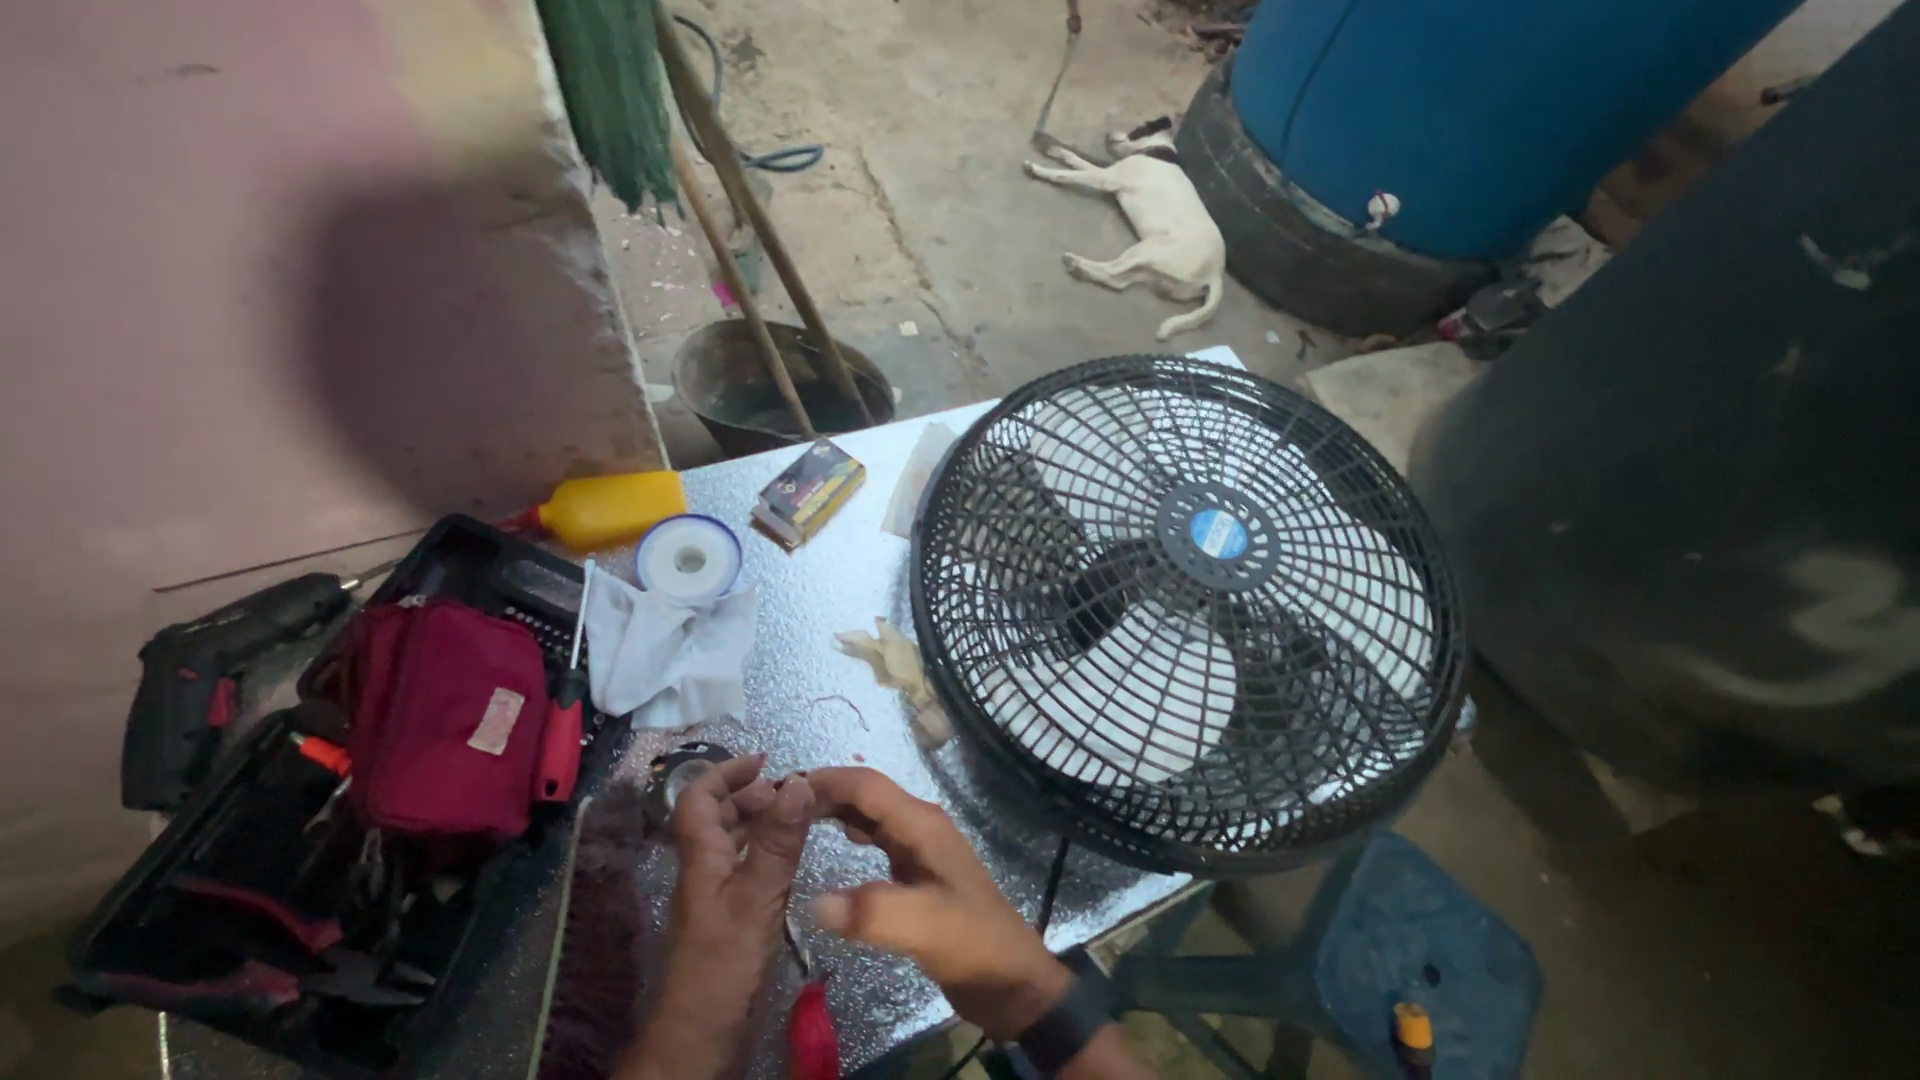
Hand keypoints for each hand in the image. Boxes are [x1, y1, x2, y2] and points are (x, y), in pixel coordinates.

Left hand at [623, 755, 813, 1079]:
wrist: (702, 1032)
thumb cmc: (724, 961)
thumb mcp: (756, 894)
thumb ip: (778, 840)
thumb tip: (797, 780)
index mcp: (700, 856)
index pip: (698, 798)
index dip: (725, 772)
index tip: (764, 760)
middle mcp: (703, 869)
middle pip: (716, 817)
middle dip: (749, 794)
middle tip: (790, 790)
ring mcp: (715, 895)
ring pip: (731, 842)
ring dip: (758, 821)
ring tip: (795, 815)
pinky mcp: (730, 918)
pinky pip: (745, 868)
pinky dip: (765, 851)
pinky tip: (790, 858)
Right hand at [804, 767, 1071, 1039]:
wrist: (1011, 980)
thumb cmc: (974, 944)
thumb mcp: (926, 927)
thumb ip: (875, 912)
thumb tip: (816, 903)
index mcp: (923, 825)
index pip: (867, 786)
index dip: (825, 782)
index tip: (781, 789)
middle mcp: (920, 826)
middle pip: (866, 794)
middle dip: (824, 793)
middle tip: (777, 805)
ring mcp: (920, 848)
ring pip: (871, 815)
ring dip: (836, 811)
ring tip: (795, 819)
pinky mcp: (916, 872)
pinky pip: (878, 840)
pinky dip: (850, 834)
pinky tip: (833, 845)